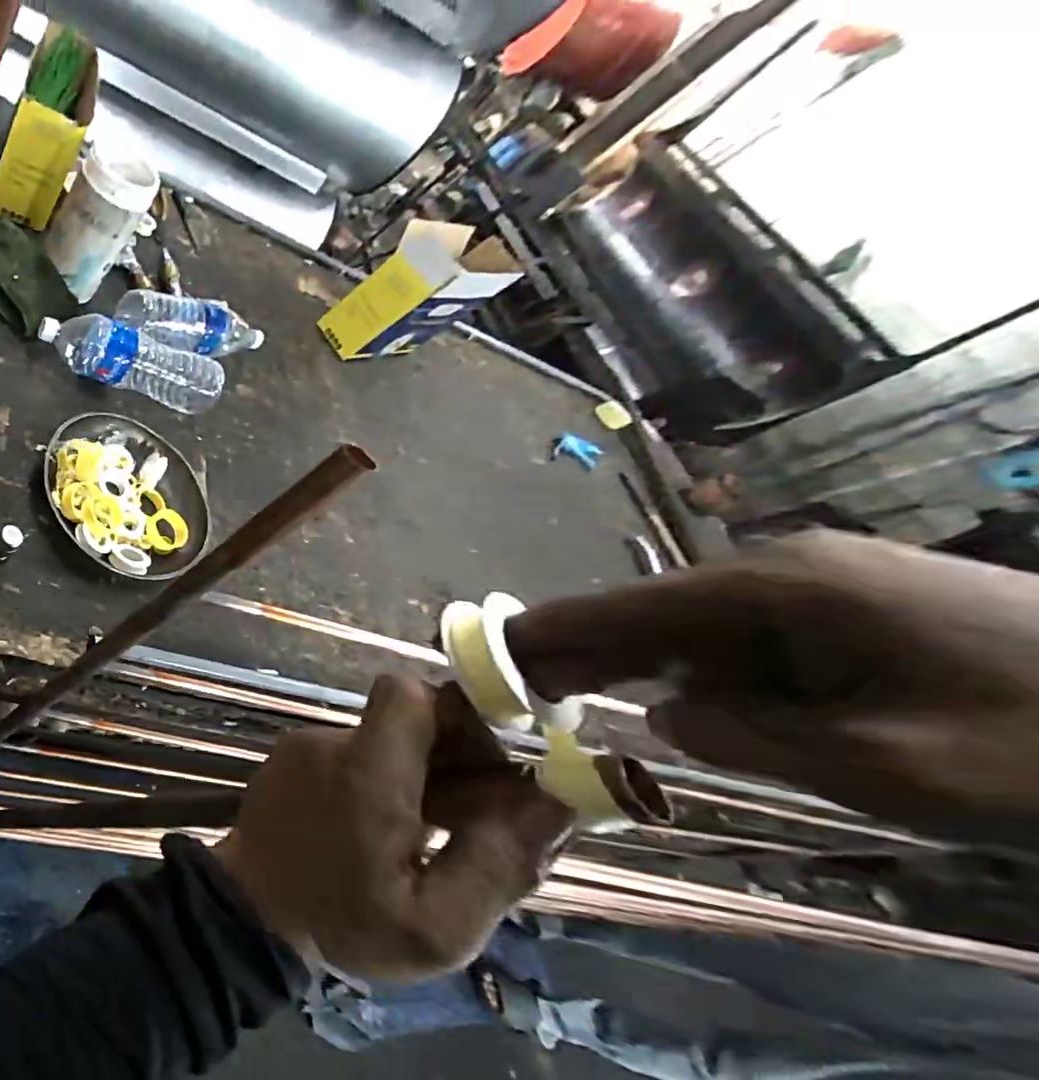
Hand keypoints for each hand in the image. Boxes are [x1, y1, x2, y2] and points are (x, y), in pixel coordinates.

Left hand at [212, 674, 571, 981]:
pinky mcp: (295, 756)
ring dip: (424, 771)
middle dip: (456, 753)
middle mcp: (332, 743)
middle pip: (409, 715)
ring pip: (387, 735)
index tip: (491, 768)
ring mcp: (307, 745)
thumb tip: (557, 801)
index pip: (413, 694)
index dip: (462, 718)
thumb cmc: (341, 923)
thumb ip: (500, 863)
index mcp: (366, 773)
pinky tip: (388, 827)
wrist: (246, 915)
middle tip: (475, 816)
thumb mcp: (437, 928)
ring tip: (432, 833)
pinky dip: (385, 777)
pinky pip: (356, 750)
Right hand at [504, 530, 1038, 847]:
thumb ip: (743, 735)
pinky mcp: (852, 607)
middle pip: (648, 613)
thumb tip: (668, 715)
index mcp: (776, 589)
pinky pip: (747, 638)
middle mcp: (783, 570)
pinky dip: (704, 671)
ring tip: (582, 699)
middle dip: (582, 652)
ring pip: (695, 628)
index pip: (622, 609)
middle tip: (519, 686)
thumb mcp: (884, 768)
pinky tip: (689, 698)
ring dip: (642, 667)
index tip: (487, 652)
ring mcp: (820, 585)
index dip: (548, 633)